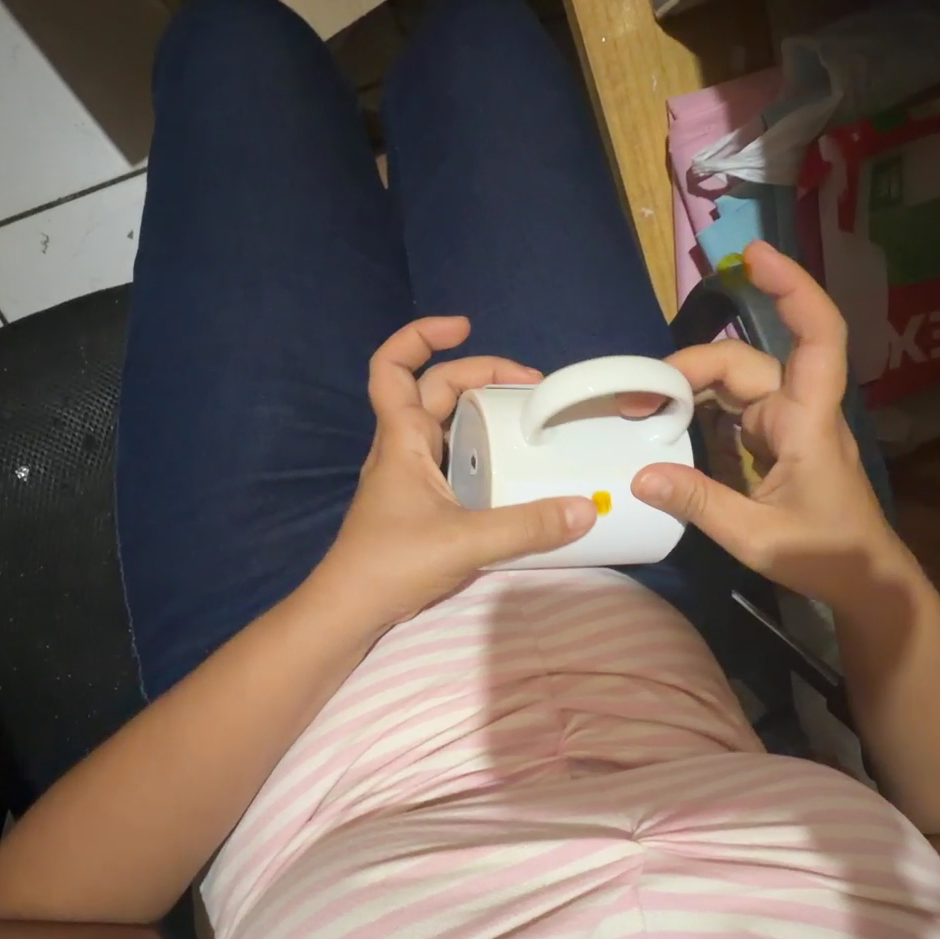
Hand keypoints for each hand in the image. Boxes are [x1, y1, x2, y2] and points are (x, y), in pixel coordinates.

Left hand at [315, 317, 597, 627]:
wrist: (352, 609)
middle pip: (436, 389)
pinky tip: (512, 468)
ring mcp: (411, 476)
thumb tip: (587, 509)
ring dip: (482, 411)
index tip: (464, 327)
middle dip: (481, 375)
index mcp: (402, 439)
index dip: (421, 335)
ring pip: (446, 424)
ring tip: (529, 417)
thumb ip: (527, 527)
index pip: (391, 366)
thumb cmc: (392, 563)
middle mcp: (404, 448)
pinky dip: (481, 449)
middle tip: (532, 385)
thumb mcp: (465, 541)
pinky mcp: (422, 503)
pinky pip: (454, 459)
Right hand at [631, 241, 897, 600]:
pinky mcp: (774, 442)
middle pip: (745, 364)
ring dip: (690, 388)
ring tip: (641, 406)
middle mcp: (798, 412)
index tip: (753, 256)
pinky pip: (732, 411)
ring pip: (735, 384)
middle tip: (635, 398)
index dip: (791, 289)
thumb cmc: (824, 554)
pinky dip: (699, 410)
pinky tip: (667, 421)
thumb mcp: (755, 537)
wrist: (861, 578)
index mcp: (808, 424)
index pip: (817, 337)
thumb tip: (640, 475)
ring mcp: (785, 426)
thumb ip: (699, 504)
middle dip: (689, 369)